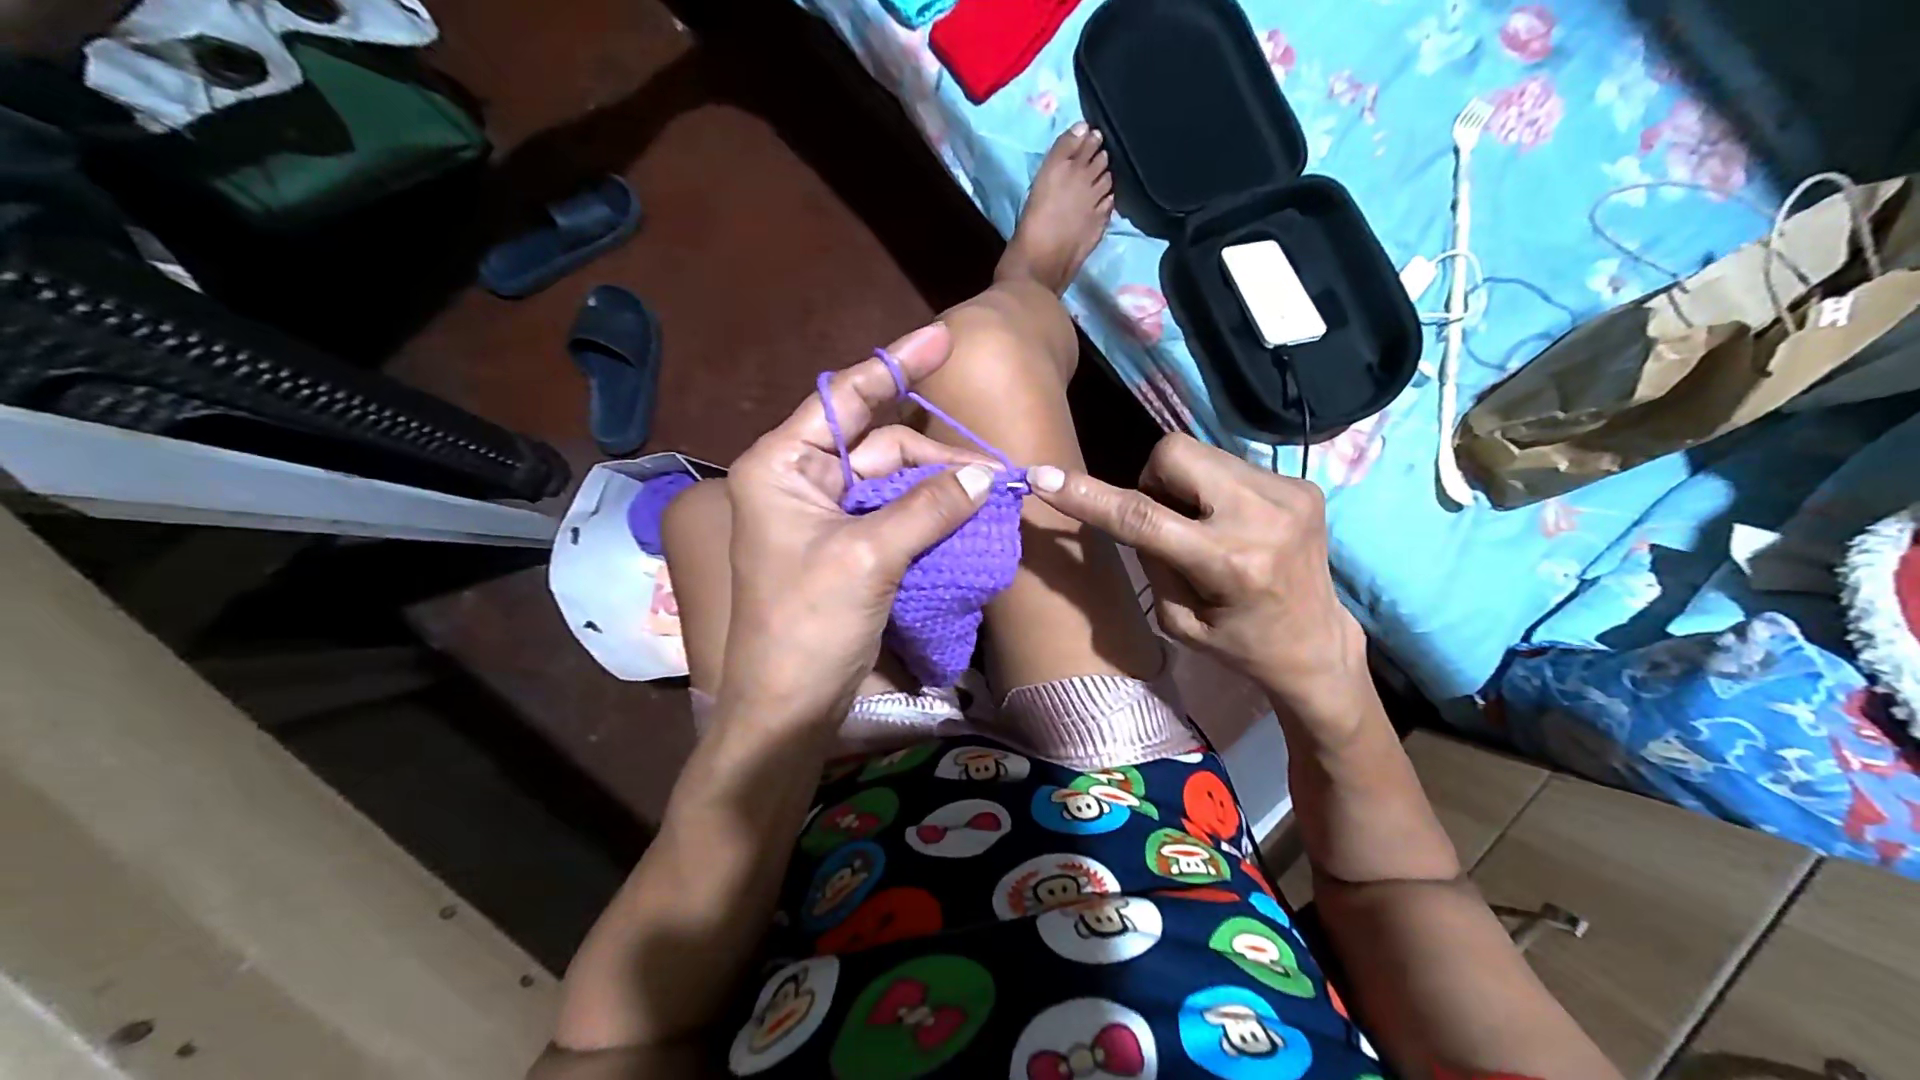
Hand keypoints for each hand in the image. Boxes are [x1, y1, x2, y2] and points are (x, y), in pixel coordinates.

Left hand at [717, 323, 997, 727]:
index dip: (896, 364)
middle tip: (993, 470)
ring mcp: (826, 514)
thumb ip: (928, 507)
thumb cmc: (808, 625)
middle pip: (879, 443)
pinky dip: (929, 511)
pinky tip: (964, 511)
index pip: (845, 398)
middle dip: (935, 453)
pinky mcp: (847, 545)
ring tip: (988, 493)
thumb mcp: (869, 558)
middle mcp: (801, 479)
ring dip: (938, 485)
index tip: (944, 335)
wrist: (788, 707)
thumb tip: (984, 473)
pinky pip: (895, 512)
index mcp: (783, 465)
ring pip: (892, 480)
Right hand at [1031, 434, 1369, 737]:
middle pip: (1173, 453)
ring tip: (1207, 526)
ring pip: (1200, 453)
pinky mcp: (1303, 483)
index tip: (1044, 476)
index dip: (1089, 496)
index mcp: (1229, 563)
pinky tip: (1235, 523)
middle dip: (1153, 480)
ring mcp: (1288, 493)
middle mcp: (1263, 517)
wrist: (1317, 642)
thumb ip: (1150, 557)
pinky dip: (1214, 488)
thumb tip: (1130, 506)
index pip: (1142, 518)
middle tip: (1167, 520)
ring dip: (1186, 485)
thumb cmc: (1238, 642)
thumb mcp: (1177, 618)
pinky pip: (1229, 464)